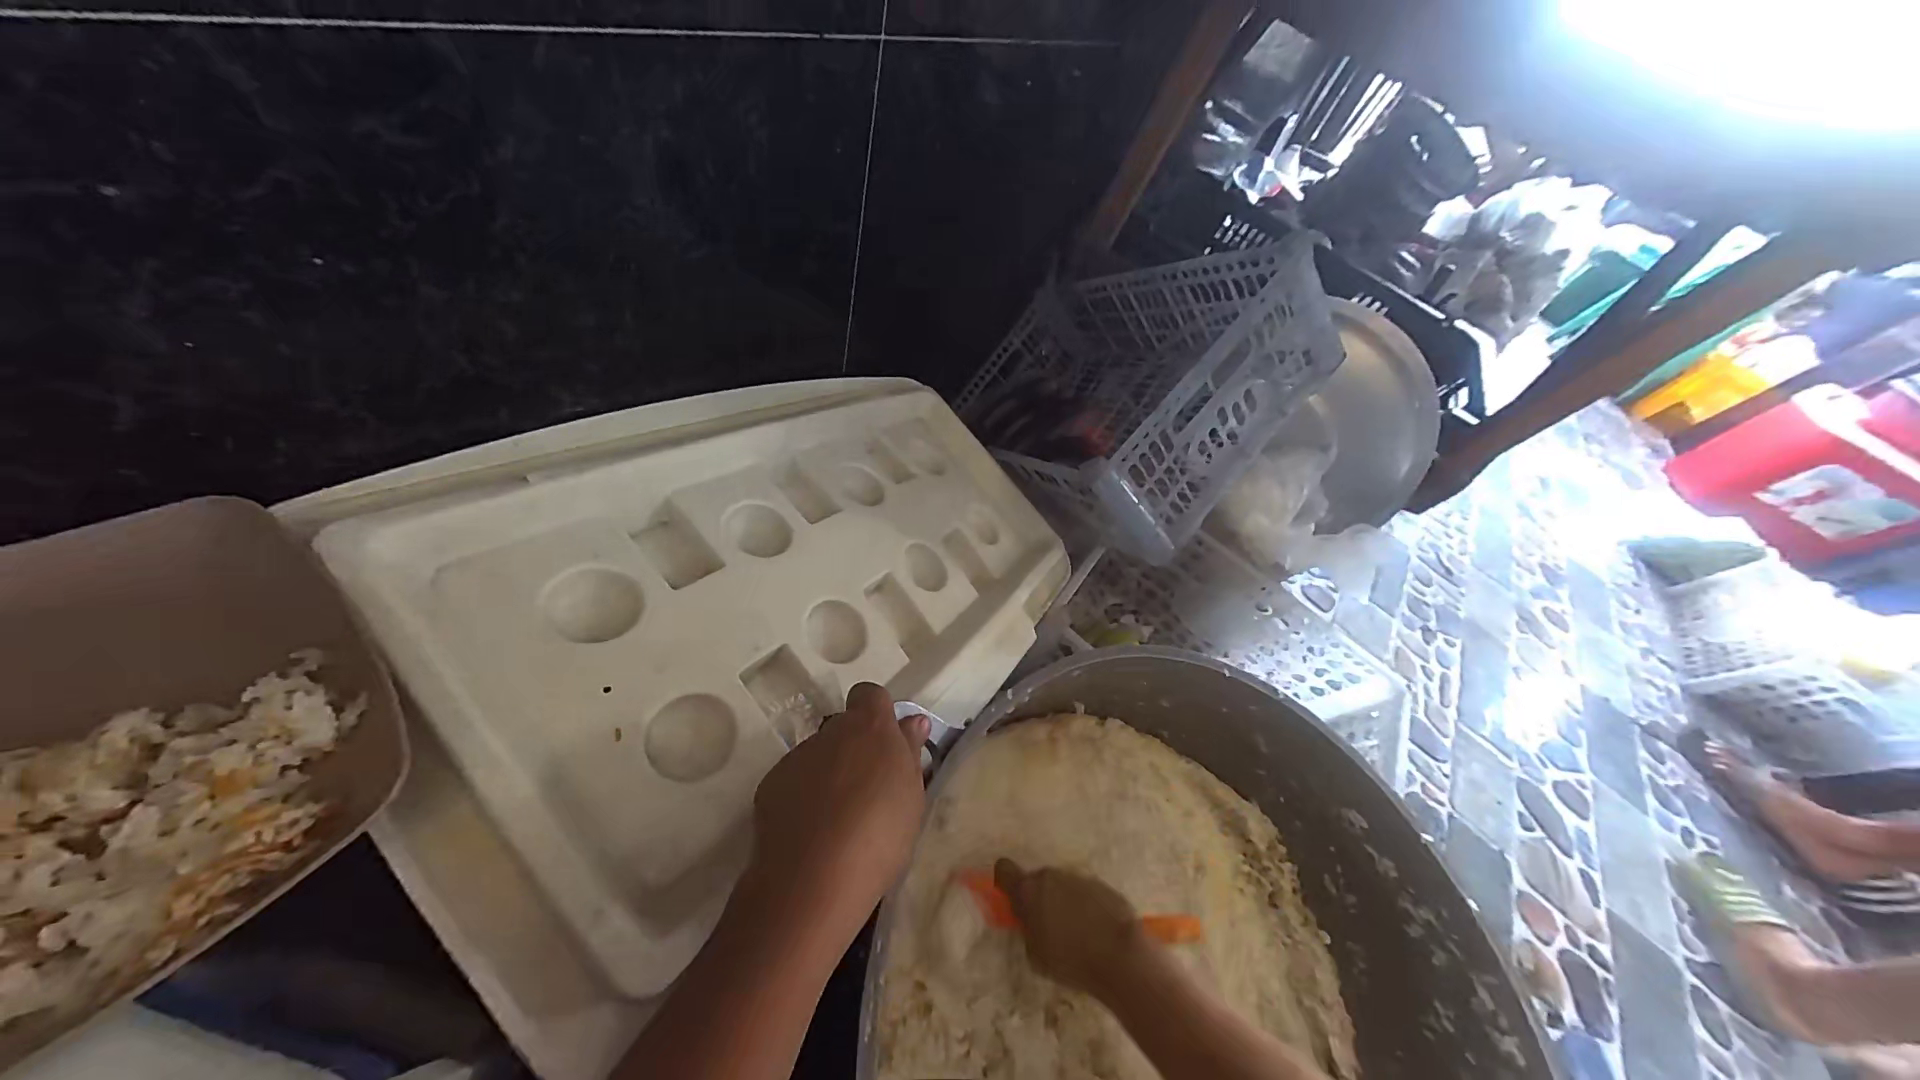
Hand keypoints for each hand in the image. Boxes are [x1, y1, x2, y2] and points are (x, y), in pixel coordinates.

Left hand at [742, 683, 929, 936]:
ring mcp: (797, 757)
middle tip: (869, 789)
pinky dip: (804, 796)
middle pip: (844, 727)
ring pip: (819, 755)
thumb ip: (910, 751)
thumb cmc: (880, 835)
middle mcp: (830, 732)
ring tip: (840, 819)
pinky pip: (795, 780)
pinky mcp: (771, 784)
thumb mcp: (911, 795)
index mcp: (870, 727)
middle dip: (856, 748)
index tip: (888, 743)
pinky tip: (813, 831)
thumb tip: (912, 721)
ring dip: (830, 773)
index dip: (878, 713)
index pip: (871, 694)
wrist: (813, 879)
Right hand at [994, 858, 1148, 997]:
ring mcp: (1080, 878)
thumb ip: (1028, 930)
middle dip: (1040, 899)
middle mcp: (1052, 876)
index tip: (1014, 900)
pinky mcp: (1104, 886)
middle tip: (1049, 928)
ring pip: (1063, 887)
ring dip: (1064, 903)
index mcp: (1029, 890)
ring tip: (1078, 934)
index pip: (1004, 870)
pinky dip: (1087, 907)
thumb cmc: (1070, 960)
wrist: (1120, 956)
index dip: (1006, 882)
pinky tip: (1097, 933)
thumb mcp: (1035, 955)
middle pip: (1038, 881)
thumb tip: (1032, 919)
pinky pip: (1086, 894)